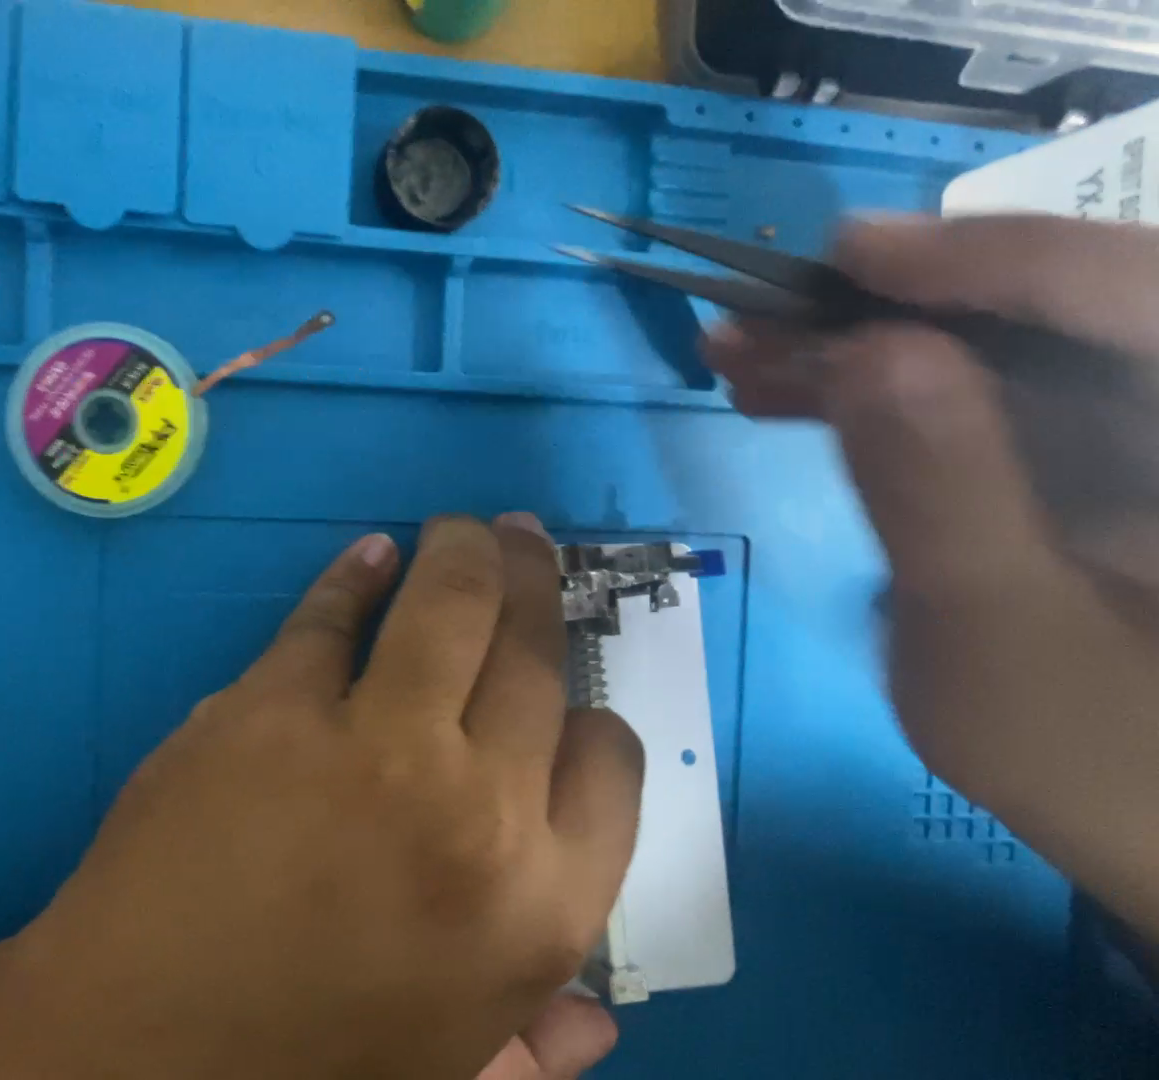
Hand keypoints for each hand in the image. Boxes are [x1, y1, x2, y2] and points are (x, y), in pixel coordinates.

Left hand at [0, 515, 644, 1078]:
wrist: (141, 1043)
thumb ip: (527, 1042)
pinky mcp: (269, 708)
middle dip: (535, 586)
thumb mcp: (443, 1067)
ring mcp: (369, 745)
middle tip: (524, 540)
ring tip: (465, 527)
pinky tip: (370, 556)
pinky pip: (327, 619)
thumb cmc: (301, 1062)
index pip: (610, 768)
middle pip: (532, 661)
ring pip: (446, 612)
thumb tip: (594, 1026)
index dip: (589, 712)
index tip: (560, 686)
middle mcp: (474, 808)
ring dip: (464, 553)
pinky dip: (353, 577)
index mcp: (539, 909)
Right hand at [703, 214, 1158, 939]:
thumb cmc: (1100, 758)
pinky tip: (796, 399)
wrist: (1158, 823)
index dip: (992, 260)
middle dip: (900, 307)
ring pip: (1014, 346)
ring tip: (745, 364)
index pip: (1142, 298)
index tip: (846, 251)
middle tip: (760, 320)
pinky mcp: (1108, 454)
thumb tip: (869, 351)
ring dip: (868, 348)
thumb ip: (938, 487)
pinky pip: (996, 393)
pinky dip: (888, 391)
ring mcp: (1149, 431)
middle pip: (1071, 308)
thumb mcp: (994, 632)